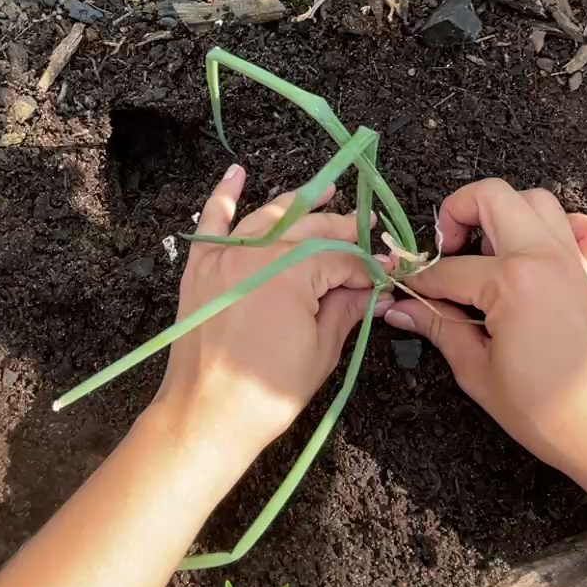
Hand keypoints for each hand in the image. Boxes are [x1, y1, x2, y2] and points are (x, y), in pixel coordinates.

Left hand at [153, 164, 383, 455]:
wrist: (205, 414)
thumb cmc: (268, 392)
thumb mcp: (322, 351)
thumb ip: (348, 308)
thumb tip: (375, 288)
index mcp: (291, 272)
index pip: (340, 257)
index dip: (366, 265)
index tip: (385, 271)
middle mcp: (257, 251)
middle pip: (310, 229)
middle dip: (342, 230)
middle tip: (366, 230)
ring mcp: (224, 253)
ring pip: (270, 216)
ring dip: (300, 202)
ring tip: (328, 191)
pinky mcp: (200, 263)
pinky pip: (212, 219)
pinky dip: (223, 194)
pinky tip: (236, 172)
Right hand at [385, 178, 586, 483]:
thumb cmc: (544, 412)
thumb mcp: (477, 372)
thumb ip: (438, 327)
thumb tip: (399, 308)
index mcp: (512, 282)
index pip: (448, 269)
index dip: (419, 281)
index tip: (404, 288)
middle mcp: (545, 256)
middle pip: (491, 197)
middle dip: (456, 212)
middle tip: (445, 249)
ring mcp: (576, 260)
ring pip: (535, 200)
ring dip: (503, 212)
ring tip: (485, 249)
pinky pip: (586, 228)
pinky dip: (564, 227)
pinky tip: (541, 252)